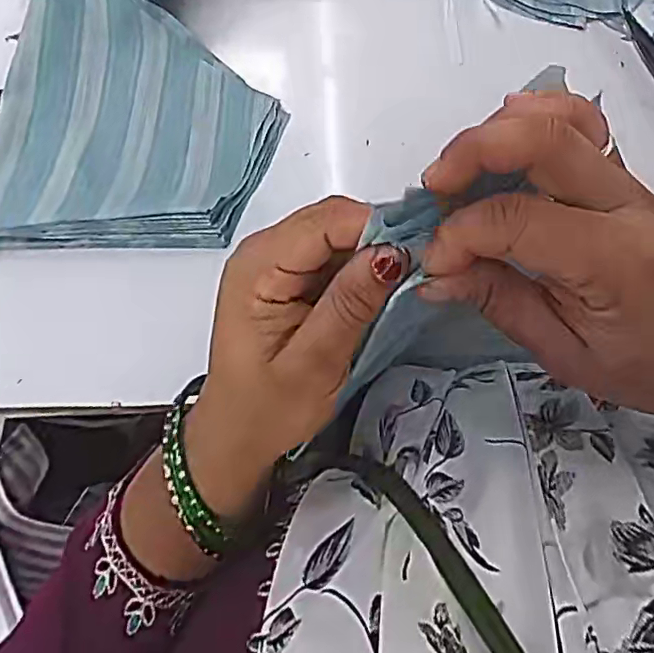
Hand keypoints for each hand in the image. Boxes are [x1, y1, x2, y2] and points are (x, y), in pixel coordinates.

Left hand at [189, 197, 406, 502]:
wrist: (237, 435)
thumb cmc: (265, 410)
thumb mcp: (314, 364)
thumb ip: (350, 304)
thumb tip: (391, 253)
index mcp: (257, 267)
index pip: (326, 221)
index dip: (376, 227)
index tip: (416, 250)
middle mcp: (262, 250)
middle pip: (332, 218)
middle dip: (378, 235)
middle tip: (415, 267)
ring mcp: (275, 258)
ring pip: (337, 229)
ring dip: (372, 248)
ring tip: (400, 279)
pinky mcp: (290, 270)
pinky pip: (333, 248)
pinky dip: (360, 262)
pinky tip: (376, 287)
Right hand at [419, 95, 653, 466]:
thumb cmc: (639, 359)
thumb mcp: (563, 353)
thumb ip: (498, 301)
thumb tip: (436, 273)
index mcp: (619, 262)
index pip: (522, 220)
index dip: (463, 234)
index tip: (437, 259)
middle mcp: (627, 205)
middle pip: (546, 140)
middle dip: (473, 152)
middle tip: (435, 187)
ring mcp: (624, 178)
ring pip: (562, 114)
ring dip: (498, 128)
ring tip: (460, 165)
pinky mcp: (615, 168)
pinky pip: (576, 116)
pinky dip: (532, 112)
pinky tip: (500, 132)